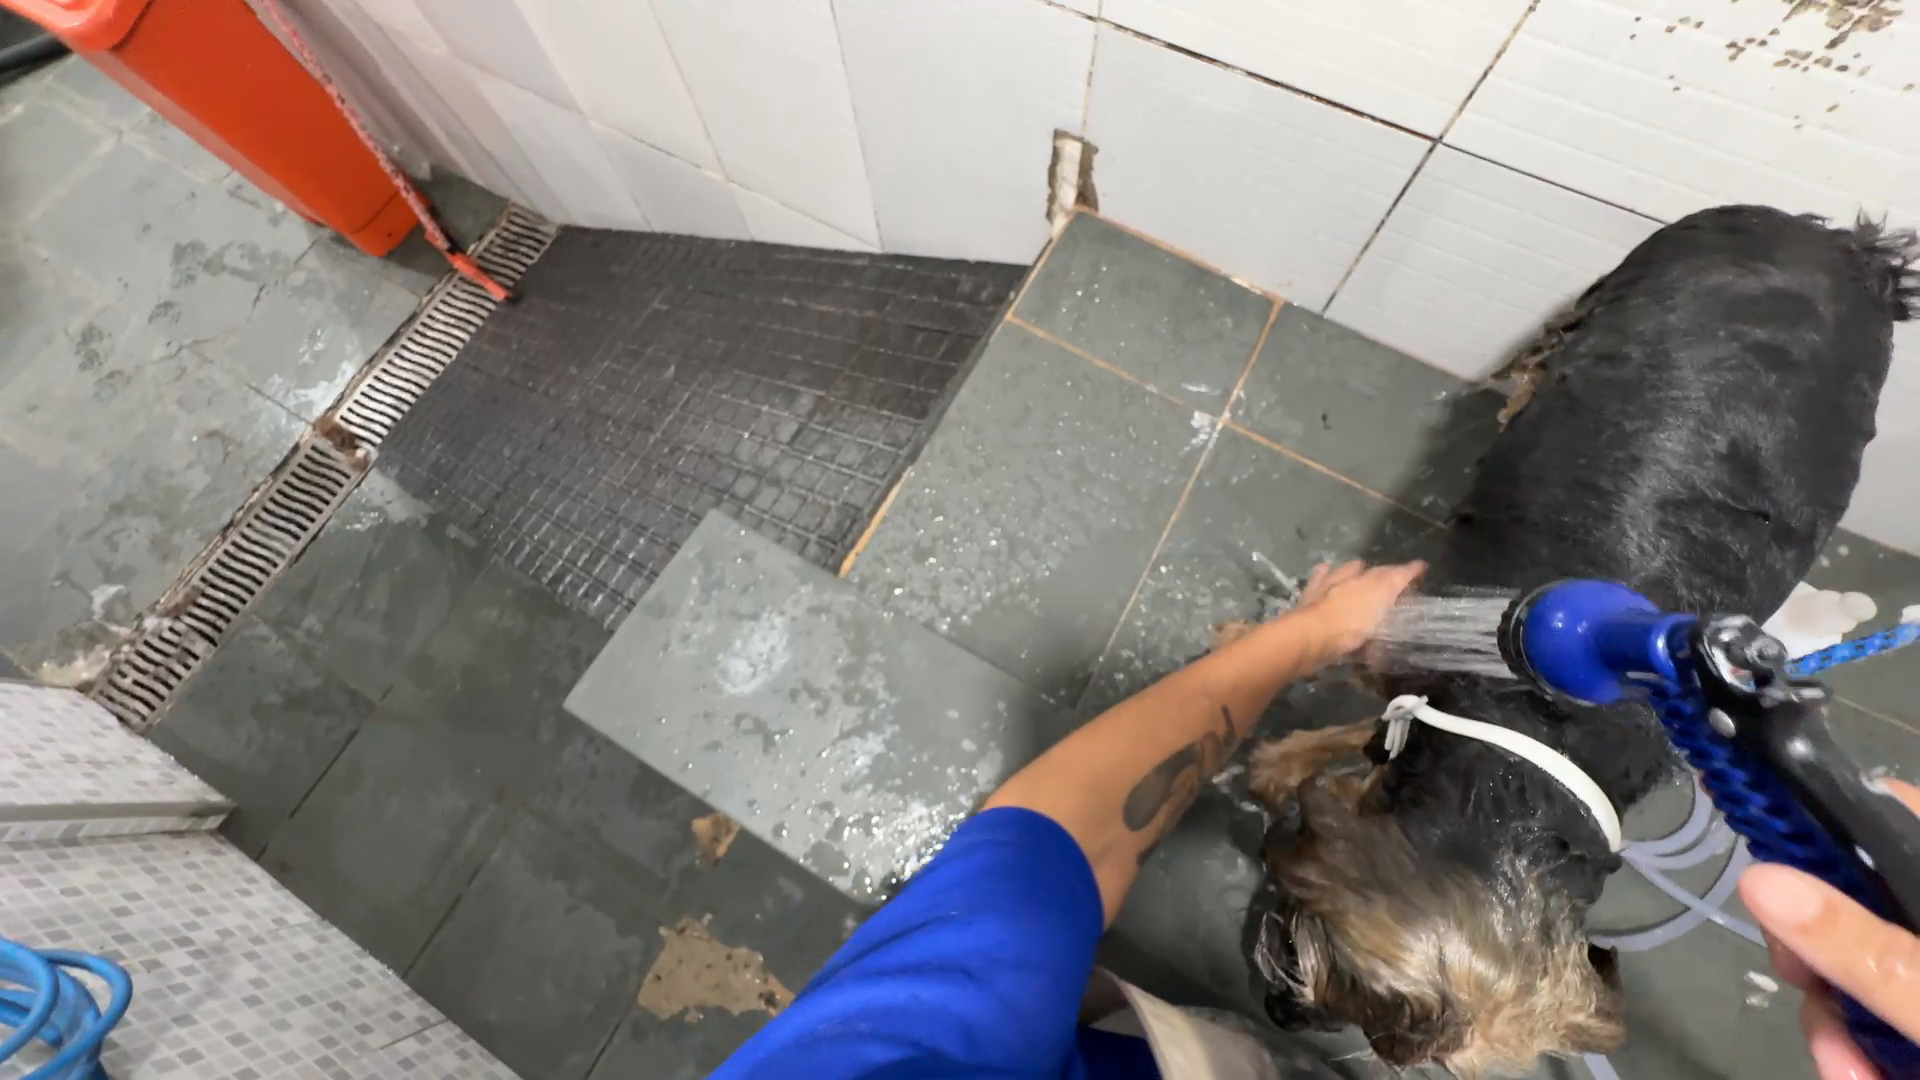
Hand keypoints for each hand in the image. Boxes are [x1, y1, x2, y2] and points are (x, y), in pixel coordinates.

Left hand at [1289, 560, 1425, 661]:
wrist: (1309, 634)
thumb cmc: (1348, 633)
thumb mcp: (1376, 635)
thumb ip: (1385, 629)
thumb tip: (1390, 633)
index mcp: (1376, 588)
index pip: (1397, 575)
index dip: (1410, 571)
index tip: (1420, 567)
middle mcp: (1355, 580)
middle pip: (1374, 571)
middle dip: (1385, 572)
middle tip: (1391, 579)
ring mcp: (1332, 583)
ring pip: (1349, 568)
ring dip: (1357, 569)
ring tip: (1361, 572)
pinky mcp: (1312, 590)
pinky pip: (1321, 575)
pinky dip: (1326, 572)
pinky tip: (1325, 571)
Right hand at [1738, 778, 1919, 1079]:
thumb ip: (1874, 953)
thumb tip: (1760, 877)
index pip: (1890, 814)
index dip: (1817, 825)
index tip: (1763, 858)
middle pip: (1860, 901)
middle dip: (1821, 957)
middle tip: (1803, 988)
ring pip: (1866, 965)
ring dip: (1840, 1020)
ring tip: (1849, 1071)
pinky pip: (1891, 1012)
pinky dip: (1870, 1047)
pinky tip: (1864, 1076)